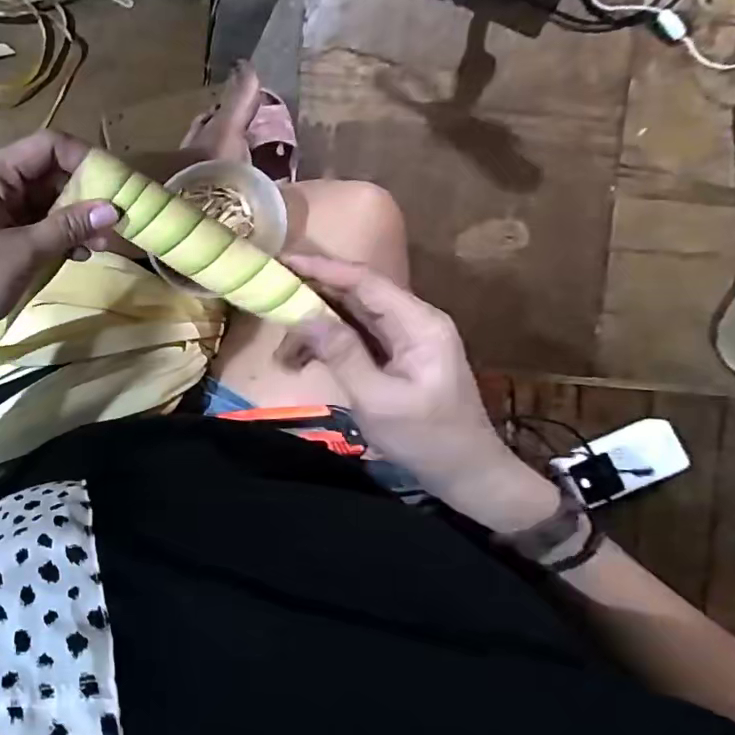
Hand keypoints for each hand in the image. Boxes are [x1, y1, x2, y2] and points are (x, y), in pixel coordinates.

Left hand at [0, 130, 117, 346]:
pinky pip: (35, 223)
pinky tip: (78, 254)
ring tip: (101, 245)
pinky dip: (57, 235)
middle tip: (115, 223)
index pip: (48, 146)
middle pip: (49, 173)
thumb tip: (114, 209)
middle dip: (84, 196)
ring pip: (46, 201)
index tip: (116, 188)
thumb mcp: (25, 252)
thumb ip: (68, 226)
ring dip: (75, 219)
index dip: (85, 160)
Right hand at [280, 253, 559, 532]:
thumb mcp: (378, 399)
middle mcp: (412, 321)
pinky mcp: (394, 356)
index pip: (365, 281)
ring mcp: (404, 339)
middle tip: (268, 300)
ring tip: (283, 356)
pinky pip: (352, 338)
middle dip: (310, 297)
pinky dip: (324, 346)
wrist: (466, 473)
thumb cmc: (426, 437)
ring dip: (312, 329)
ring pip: (348, 317)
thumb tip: (304, 316)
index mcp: (418, 324)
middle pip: (354, 294)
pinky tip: (301, 363)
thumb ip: (343, 354)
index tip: (281, 261)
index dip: (322, 268)